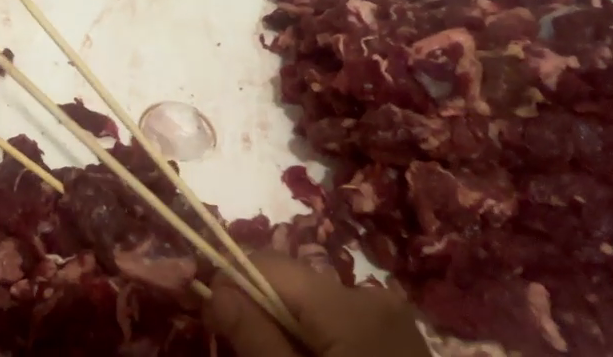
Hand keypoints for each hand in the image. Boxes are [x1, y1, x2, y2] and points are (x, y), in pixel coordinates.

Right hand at [207, 252, 428, 356]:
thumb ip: (256, 338)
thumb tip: (216, 288)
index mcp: (349, 307)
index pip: (271, 264)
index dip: (234, 282)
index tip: (212, 318)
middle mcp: (373, 297)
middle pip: (293, 282)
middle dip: (261, 308)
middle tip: (245, 352)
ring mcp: (392, 318)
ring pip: (314, 302)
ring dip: (287, 325)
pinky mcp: (400, 339)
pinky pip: (340, 320)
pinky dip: (316, 338)